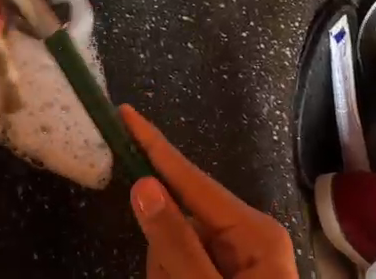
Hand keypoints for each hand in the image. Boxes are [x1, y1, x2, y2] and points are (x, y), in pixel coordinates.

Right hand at [123, 106, 297, 278]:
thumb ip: (175, 244)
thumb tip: (143, 184)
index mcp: (253, 232)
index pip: (190, 177)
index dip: (153, 145)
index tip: (122, 112)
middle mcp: (245, 238)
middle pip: (176, 217)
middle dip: (162, 252)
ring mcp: (234, 262)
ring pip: (171, 247)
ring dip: (166, 274)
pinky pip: (179, 266)